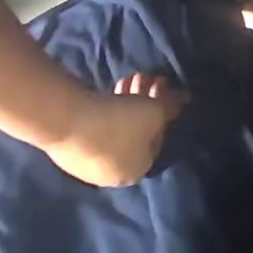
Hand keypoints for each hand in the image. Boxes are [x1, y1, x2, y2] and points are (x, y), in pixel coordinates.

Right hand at [44, 72, 185, 186]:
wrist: (66, 121)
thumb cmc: (121, 121)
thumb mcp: (155, 111)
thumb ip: (172, 106)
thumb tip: (186, 98)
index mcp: (137, 172)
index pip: (158, 138)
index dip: (164, 109)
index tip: (161, 86)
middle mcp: (111, 174)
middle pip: (135, 134)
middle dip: (144, 102)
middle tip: (143, 77)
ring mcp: (86, 164)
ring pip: (114, 129)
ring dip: (124, 102)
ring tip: (125, 78)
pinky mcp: (67, 149)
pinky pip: (94, 128)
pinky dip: (104, 109)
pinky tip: (104, 92)